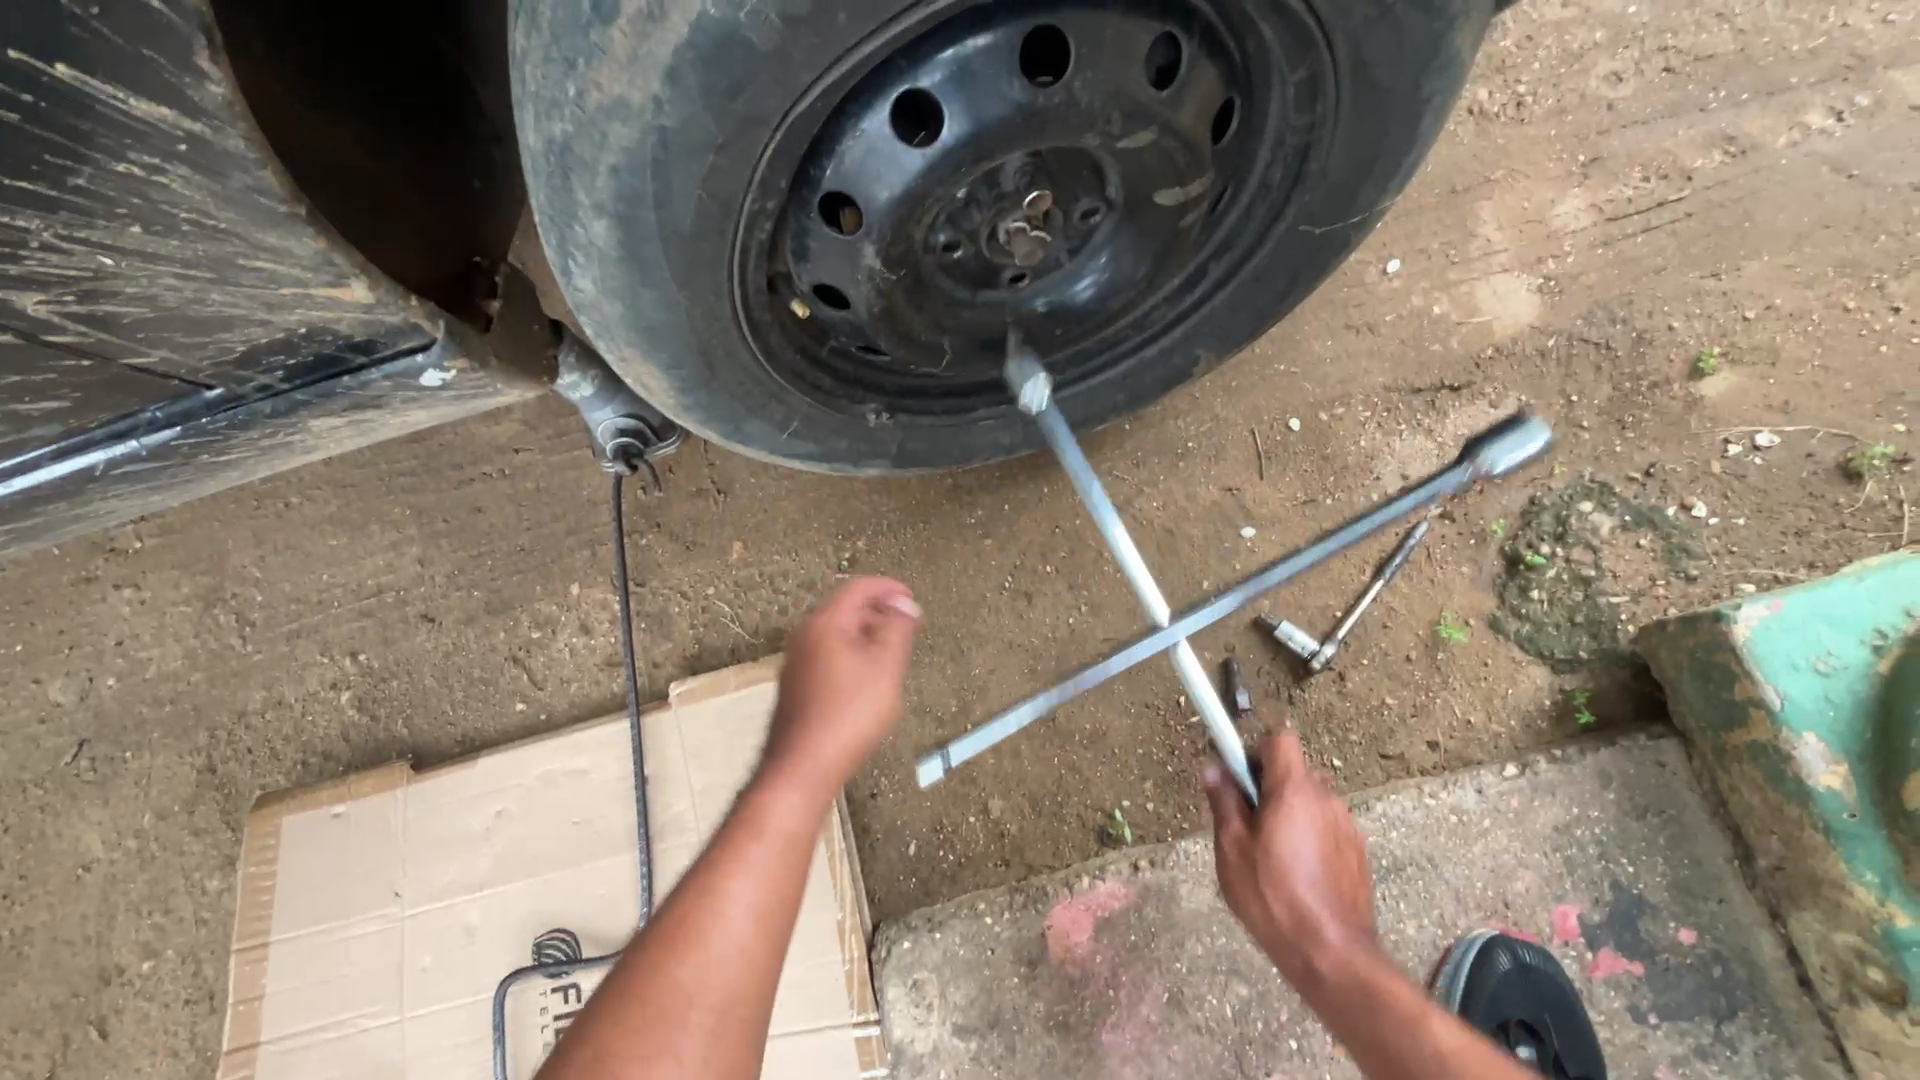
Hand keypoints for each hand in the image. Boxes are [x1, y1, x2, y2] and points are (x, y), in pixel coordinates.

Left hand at [759, 577, 920, 795]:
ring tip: (890, 651)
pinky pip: (827, 657)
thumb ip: (897, 629)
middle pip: (844, 609)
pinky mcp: (796, 686)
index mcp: (825, 624)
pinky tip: (866, 680)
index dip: (887, 588)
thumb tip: (904, 604)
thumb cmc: (846, 716)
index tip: (908, 596)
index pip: (858, 588)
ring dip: (864, 635)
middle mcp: (804, 637)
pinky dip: (850, 656)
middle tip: (904, 622)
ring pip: (835, 635)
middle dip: (877, 611)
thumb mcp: (885, 666)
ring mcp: (796, 662)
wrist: (803, 765)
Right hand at [1205, 730, 1380, 989]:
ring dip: (1290, 815)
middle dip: (1269, 788)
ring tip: (1271, 856)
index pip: (1279, 740)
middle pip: (1294, 773)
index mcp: (1294, 790)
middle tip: (1247, 824)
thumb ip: (1224, 802)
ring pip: (1310, 803)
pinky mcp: (1358, 853)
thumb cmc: (1272, 895)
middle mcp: (1327, 799)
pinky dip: (1309, 838)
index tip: (1238, 780)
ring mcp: (1348, 826)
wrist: (1332, 953)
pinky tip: (1296, 875)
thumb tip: (1215, 769)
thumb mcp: (1232, 848)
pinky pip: (1326, 828)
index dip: (1255, 751)